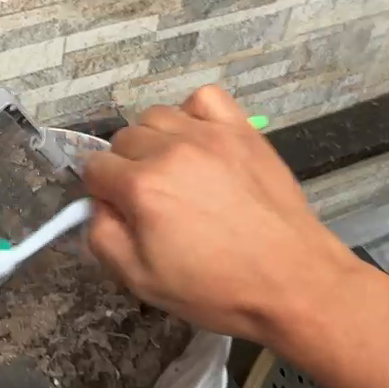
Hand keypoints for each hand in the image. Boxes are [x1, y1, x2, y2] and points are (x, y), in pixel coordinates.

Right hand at [83, 86, 366, 345]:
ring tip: (176, 170)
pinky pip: (203, 98)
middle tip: (152, 199)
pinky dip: (193, 114)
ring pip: (156, 116)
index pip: (94, 167)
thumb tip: (97, 206)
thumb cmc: (216, 288)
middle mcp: (170, 150)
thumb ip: (102, 238)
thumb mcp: (141, 281)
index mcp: (141, 187)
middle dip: (126, 167)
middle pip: (122, 139)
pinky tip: (200, 142)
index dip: (102, 192)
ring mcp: (209, 135)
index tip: (122, 212)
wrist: (294, 283)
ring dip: (155, 140)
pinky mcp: (242, 130)